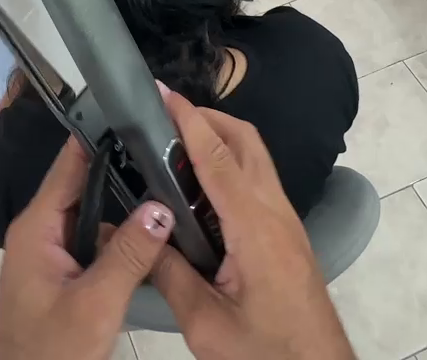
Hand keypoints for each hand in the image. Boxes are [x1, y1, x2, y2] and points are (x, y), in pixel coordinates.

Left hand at [0, 136, 177, 359]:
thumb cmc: (52, 354)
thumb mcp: (95, 305)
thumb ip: (129, 255)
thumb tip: (163, 206)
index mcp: (37, 226)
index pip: (68, 164)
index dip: (98, 137)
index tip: (133, 113)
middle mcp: (40, 231)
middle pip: (84, 188)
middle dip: (121, 171)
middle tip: (165, 152)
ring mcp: (50, 255)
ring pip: (92, 217)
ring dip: (124, 208)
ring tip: (168, 186)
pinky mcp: (62, 276)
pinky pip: (93, 243)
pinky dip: (119, 238)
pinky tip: (152, 233)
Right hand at [149, 86, 354, 359]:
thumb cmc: (266, 354)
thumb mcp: (206, 325)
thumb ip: (170, 273)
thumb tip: (139, 232)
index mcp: (254, 228)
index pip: (217, 157)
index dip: (189, 120)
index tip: (163, 93)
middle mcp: (275, 212)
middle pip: (244, 140)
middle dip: (207, 117)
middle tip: (166, 117)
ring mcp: (285, 220)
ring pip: (254, 156)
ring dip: (219, 138)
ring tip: (176, 146)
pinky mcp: (287, 233)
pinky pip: (257, 179)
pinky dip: (228, 163)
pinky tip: (200, 187)